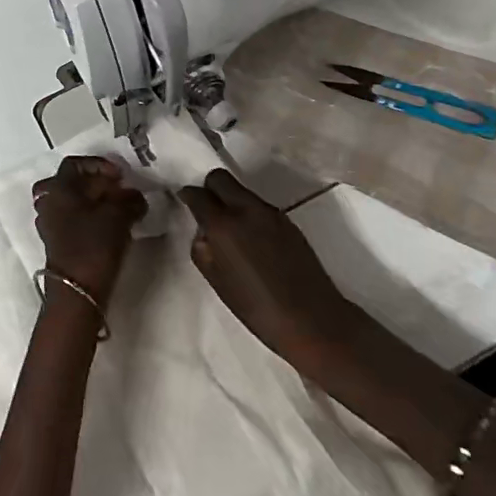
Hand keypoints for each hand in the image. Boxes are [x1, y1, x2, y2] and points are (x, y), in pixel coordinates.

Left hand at [32, 156, 146, 307]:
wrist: (78, 293)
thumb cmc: (94, 246)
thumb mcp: (119, 216)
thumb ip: (129, 200)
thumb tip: (134, 196)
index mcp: (58, 190)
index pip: (74, 164)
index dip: (99, 164)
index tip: (120, 176)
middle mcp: (49, 204)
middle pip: (71, 183)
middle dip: (96, 183)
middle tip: (118, 190)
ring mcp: (51, 225)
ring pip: (71, 203)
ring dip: (93, 201)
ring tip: (118, 209)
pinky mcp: (58, 244)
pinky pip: (73, 220)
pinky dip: (90, 217)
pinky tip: (111, 226)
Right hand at [176, 170, 360, 368]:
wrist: (310, 316)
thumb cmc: (257, 308)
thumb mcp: (217, 282)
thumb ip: (203, 250)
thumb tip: (204, 232)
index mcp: (224, 225)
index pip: (198, 194)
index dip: (188, 196)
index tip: (185, 202)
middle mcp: (247, 209)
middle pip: (220, 178)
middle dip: (208, 188)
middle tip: (206, 210)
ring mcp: (270, 212)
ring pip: (241, 190)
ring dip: (230, 200)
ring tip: (230, 230)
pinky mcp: (287, 220)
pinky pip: (259, 205)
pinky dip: (248, 212)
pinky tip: (252, 240)